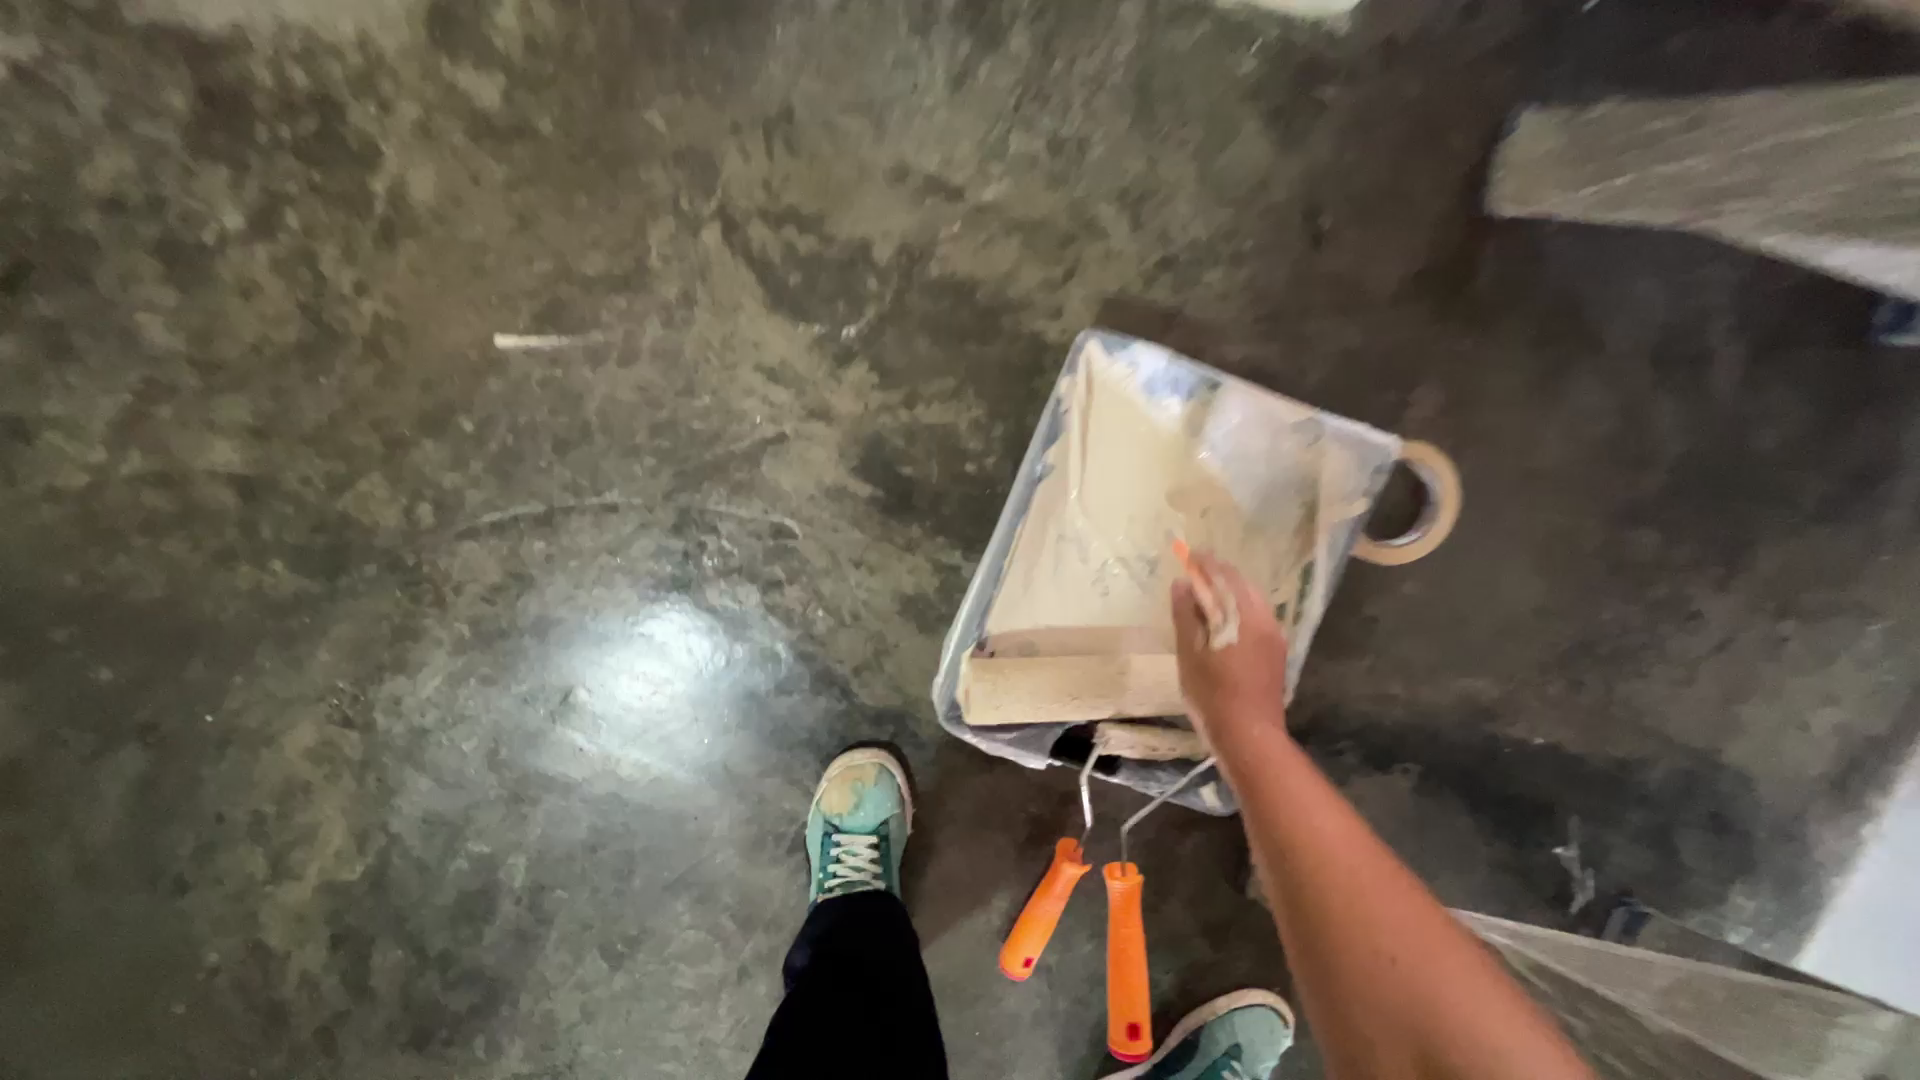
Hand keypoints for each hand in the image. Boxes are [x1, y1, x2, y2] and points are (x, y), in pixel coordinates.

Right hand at [1170, 550, 1290, 741]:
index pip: (1223, 577)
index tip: (1189, 554)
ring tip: (1206, 592)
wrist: (1249, 735)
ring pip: (1251, 601)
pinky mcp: (1275, 652)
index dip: (1204, 564)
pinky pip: (1256, 617)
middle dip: (1219, 575)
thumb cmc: (1213, 695)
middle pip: (1242, 585)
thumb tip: (1183, 584)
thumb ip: (1186, 616)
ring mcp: (1273, 636)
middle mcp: (1264, 620)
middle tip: (1196, 569)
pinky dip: (1238, 608)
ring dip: (1229, 591)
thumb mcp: (1190, 654)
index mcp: (1243, 617)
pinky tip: (1222, 618)